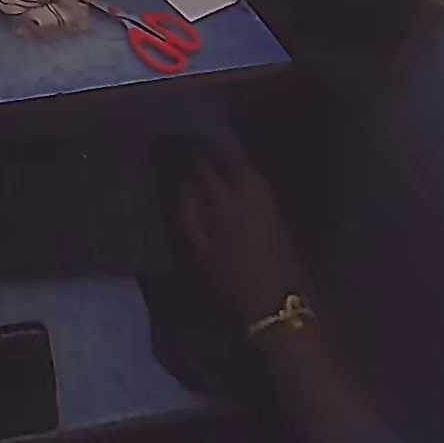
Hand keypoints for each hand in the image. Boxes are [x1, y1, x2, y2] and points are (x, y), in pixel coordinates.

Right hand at [178, 148, 305, 325]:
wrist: (273, 304)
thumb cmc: (229, 278)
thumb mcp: (199, 246)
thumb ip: (188, 210)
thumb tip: (181, 182)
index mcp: (223, 201)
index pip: (200, 163)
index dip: (184, 149)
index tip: (169, 141)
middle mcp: (247, 191)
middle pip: (225, 154)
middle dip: (205, 144)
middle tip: (187, 138)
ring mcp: (265, 197)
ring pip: (242, 162)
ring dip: (223, 152)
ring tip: (204, 149)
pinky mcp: (274, 206)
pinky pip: (251, 174)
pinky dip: (236, 165)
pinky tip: (225, 168)